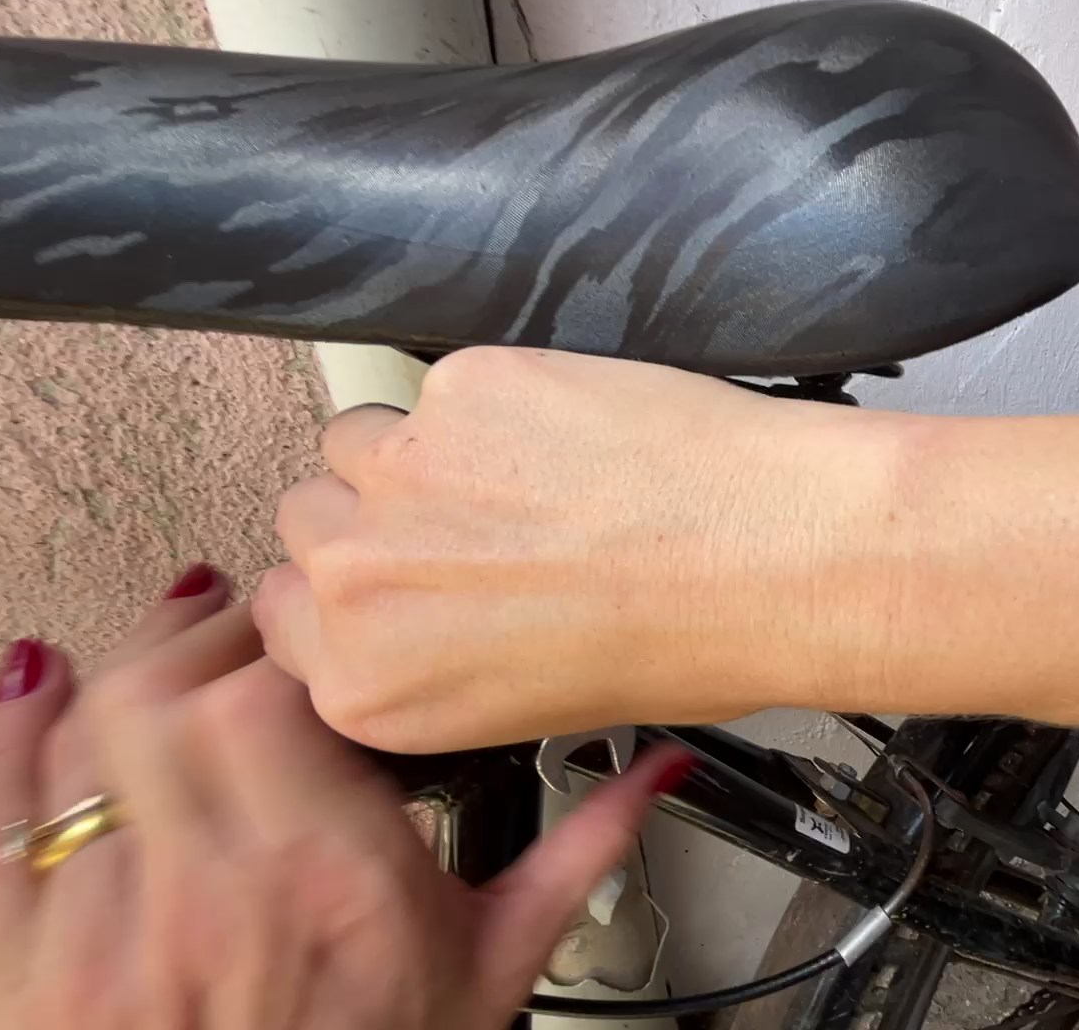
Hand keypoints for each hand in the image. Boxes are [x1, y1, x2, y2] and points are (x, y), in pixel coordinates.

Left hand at [0, 566, 685, 1029]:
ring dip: (129, 655)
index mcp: (336, 877)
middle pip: (171, 697)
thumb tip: (665, 767)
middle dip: (223, 629)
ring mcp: (103, 929)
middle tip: (274, 610)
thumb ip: (591, 845)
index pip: (277, 707)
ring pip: (81, 739)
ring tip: (188, 613)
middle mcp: (209, 891)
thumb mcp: (509, 951)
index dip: (298, 640)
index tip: (334, 619)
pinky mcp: (30, 968)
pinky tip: (33, 678)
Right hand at [254, 348, 899, 751]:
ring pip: (369, 441)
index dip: (360, 586)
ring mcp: (408, 473)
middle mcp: (366, 581)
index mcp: (381, 686)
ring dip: (440, 452)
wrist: (781, 554)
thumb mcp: (557, 692)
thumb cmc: (704, 637)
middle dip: (394, 515)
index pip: (296, 618)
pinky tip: (583, 431)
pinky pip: (457, 386)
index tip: (407, 568)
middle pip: (318, 518)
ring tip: (537, 470)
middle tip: (489, 516)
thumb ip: (462, 653)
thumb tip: (451, 604)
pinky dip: (508, 402)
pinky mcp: (473, 385)